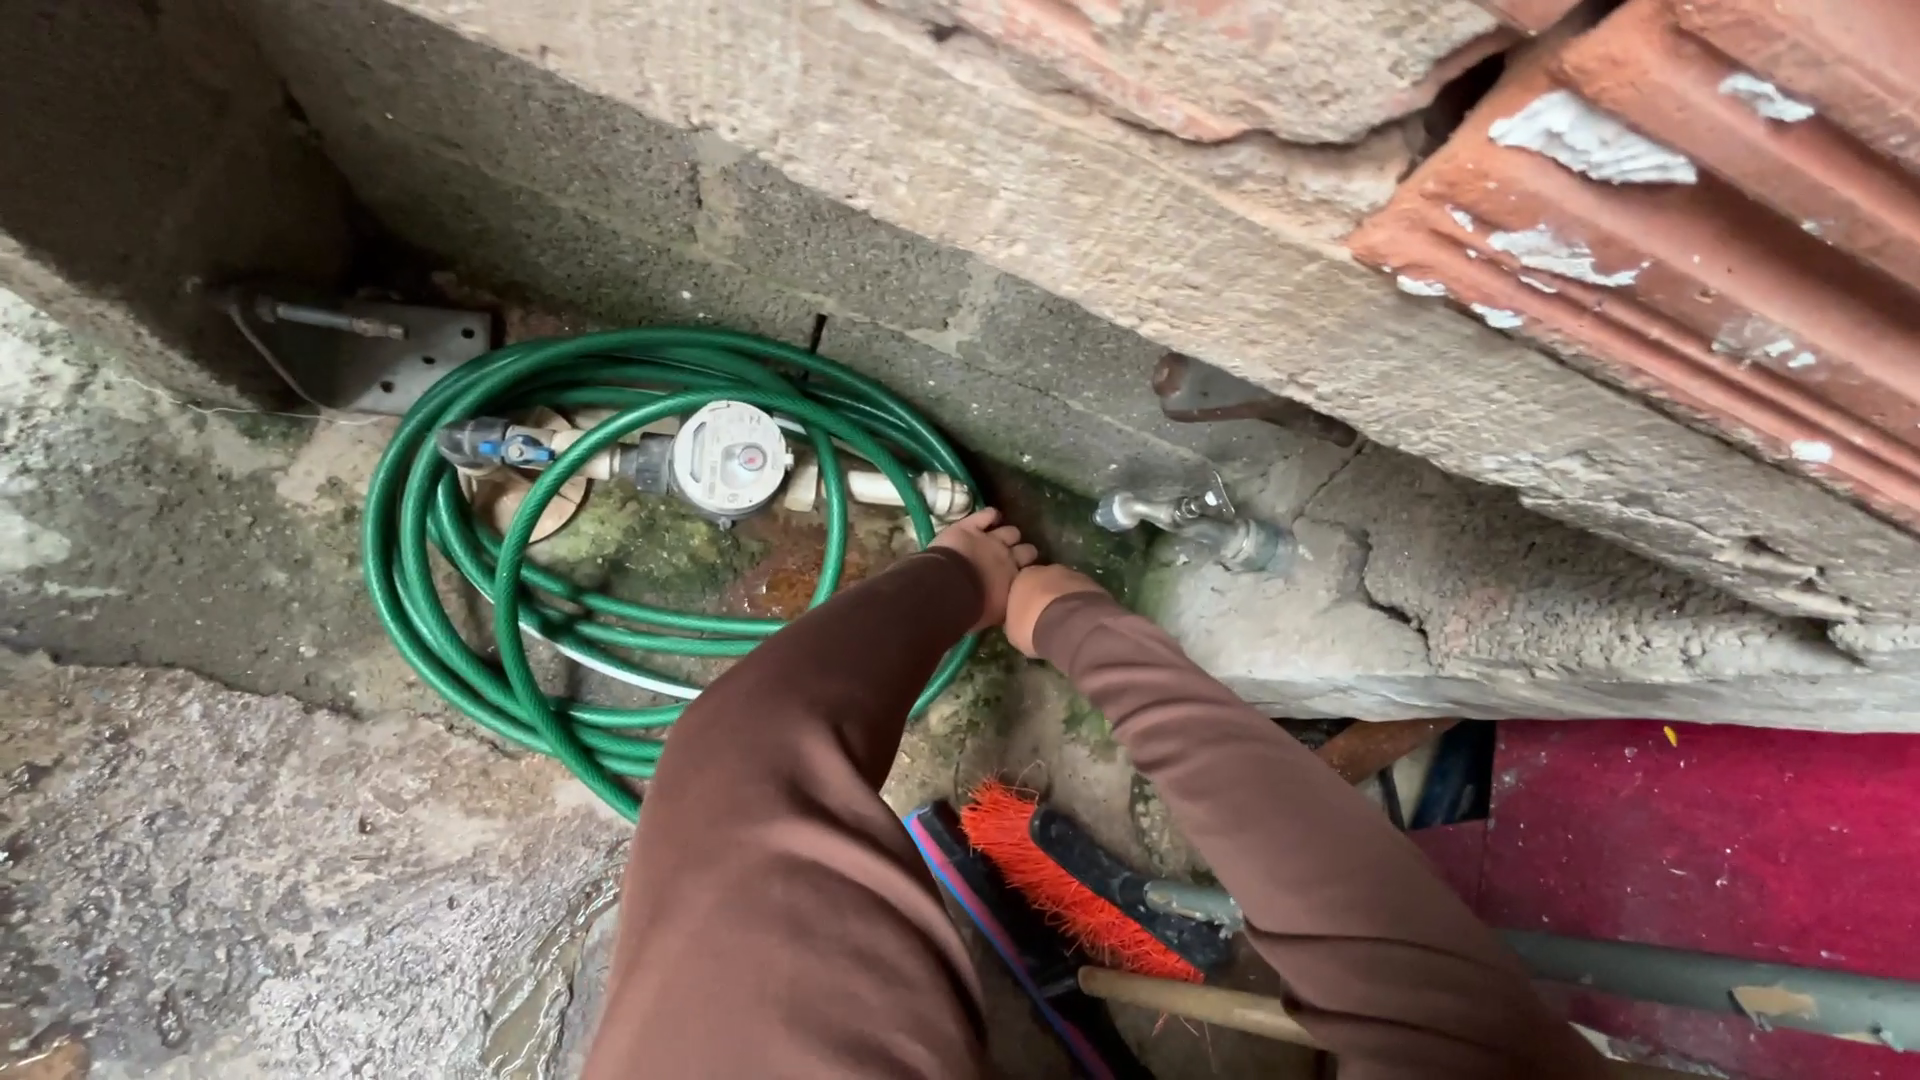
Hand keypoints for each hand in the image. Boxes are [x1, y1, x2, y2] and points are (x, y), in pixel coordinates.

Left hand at [929, 508, 1039, 631]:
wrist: (949, 589)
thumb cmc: (970, 609)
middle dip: (1023, 552)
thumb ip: (1004, 605)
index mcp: (1014, 581)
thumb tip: (1007, 608)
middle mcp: (1008, 558)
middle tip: (1015, 556)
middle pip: (1027, 550)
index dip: (1026, 573)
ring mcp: (990, 539)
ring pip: (1010, 531)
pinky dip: (990, 515)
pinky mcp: (970, 527)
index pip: (1030, 573)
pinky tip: (991, 517)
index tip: (1023, 576)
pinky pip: (988, 514)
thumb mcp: (993, 616)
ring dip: (1007, 534)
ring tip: (1001, 537)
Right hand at [1005, 564, 1107, 657]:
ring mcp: (1073, 574)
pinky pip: (1083, 595)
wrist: (1070, 624)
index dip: (1026, 600)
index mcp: (1023, 577)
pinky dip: (1082, 605)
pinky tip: (1081, 621)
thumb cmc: (1032, 626)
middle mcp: (1048, 570)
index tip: (1028, 616)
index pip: (1022, 584)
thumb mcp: (1013, 631)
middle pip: (1046, 582)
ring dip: (1066, 600)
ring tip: (1068, 622)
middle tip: (1048, 618)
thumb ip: (1016, 620)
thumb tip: (1020, 622)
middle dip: (1047, 596)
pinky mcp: (1094, 584)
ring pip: (1067, 587)